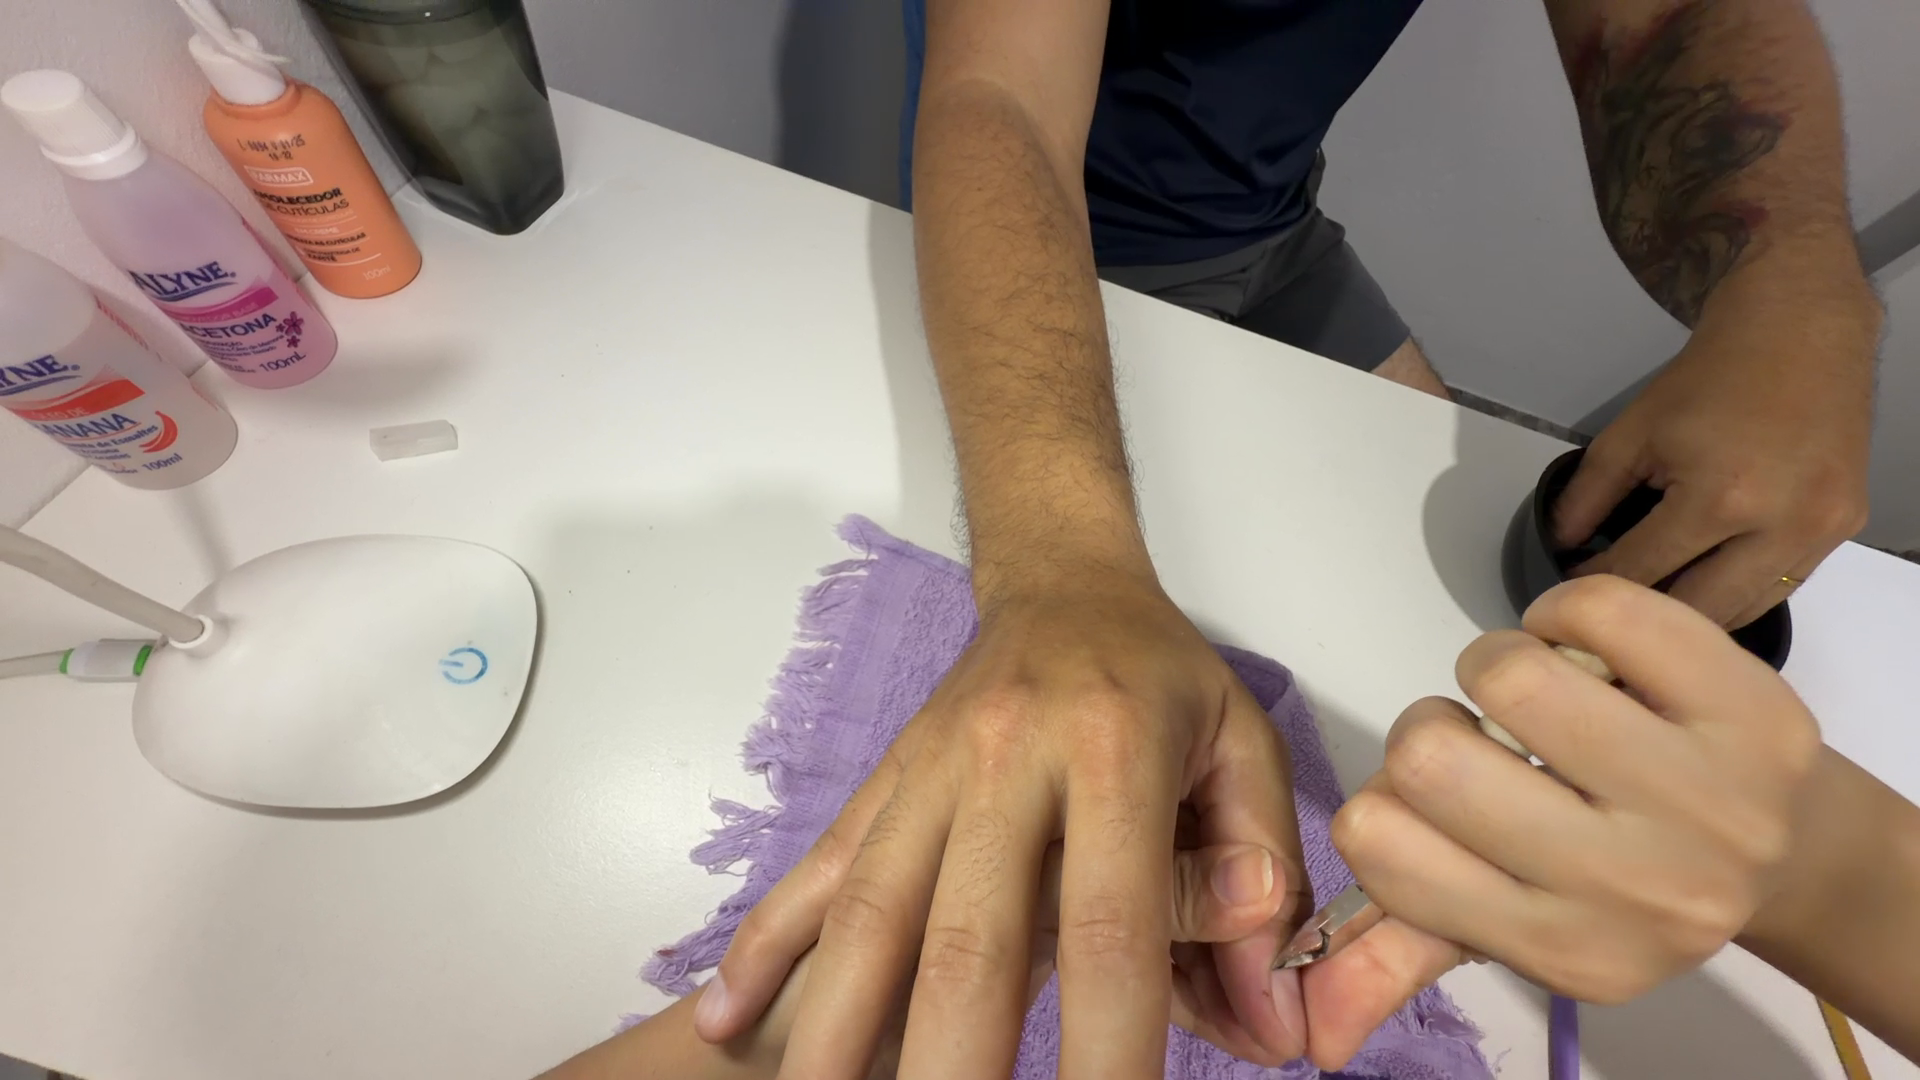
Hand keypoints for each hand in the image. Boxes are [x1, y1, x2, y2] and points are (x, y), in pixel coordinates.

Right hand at [693, 572, 1311, 1078]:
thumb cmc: (1155, 666)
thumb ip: (1261, 873)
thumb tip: (1272, 1021)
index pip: (1110, 927)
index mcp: (1113, 748)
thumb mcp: (1241, 743)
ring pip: (873, 905)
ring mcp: (933, 762)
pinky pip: (826, 858)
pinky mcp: (891, 769)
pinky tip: (727, 1008)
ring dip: (839, 1023)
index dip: (1107, 1056)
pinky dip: (772, 937)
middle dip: (951, 1069)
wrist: (1063, 585)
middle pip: (968, 935)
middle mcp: (1006, 756)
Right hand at [1302, 576, 1820, 1068]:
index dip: (1387, 796)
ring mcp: (1705, 802)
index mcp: (1554, 944)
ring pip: (1505, 675)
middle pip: (1424, 752)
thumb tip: (1303, 1031)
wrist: (1788, 848)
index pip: (1372, 838)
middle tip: (1491, 743)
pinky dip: (1568, 612)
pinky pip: (1597, 612)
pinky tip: (1599, 657)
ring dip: (1498, 663)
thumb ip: (1397, 958)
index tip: (1442, 804)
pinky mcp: (1755, 714)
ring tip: (1544, 694)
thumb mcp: (1500, 922)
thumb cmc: (1608, 869)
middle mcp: (1633, 891)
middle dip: (1436, 724)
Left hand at [1553, 293, 1874, 627]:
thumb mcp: (1623, 440)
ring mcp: (1824, 532)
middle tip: (1597, 615)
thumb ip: (1584, 500)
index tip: (1560, 595)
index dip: (1591, 586)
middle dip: (1643, 618)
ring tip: (1638, 613)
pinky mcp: (1844, 529)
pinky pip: (1780, 586)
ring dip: (1689, 617)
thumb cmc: (1703, 385)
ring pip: (1746, 608)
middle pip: (1701, 607)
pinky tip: (1688, 592)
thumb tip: (1558, 548)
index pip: (1641, 571)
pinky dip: (1731, 597)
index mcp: (1723, 501)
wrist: (1799, 341)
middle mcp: (1784, 526)